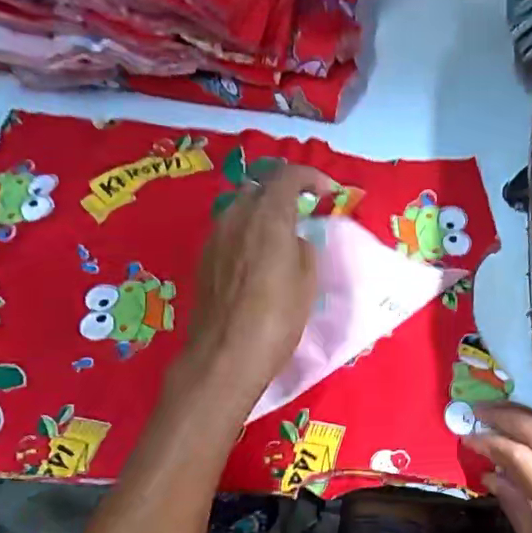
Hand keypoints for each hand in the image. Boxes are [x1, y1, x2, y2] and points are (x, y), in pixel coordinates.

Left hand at [176, 163, 336, 407]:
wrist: (225, 356)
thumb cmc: (276, 320)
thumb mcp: (306, 283)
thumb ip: (303, 249)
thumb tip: (292, 240)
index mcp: (268, 216)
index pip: (288, 176)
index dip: (311, 177)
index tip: (328, 192)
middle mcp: (236, 217)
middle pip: (259, 188)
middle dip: (282, 193)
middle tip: (302, 213)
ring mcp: (214, 237)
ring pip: (240, 210)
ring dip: (261, 215)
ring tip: (278, 237)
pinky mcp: (203, 260)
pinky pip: (228, 233)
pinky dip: (245, 235)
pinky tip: (255, 260)